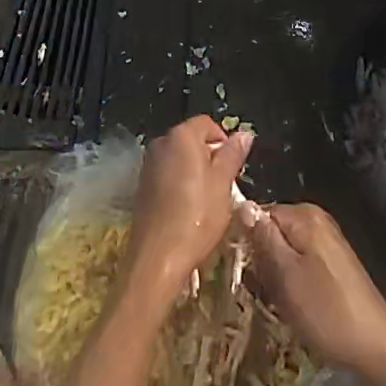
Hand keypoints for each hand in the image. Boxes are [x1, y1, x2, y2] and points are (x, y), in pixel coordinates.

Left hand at [127, 116, 252, 294]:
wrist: (157, 261)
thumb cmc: (196, 216)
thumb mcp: (224, 182)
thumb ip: (233, 153)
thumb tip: (244, 134)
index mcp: (181, 137)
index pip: (207, 124)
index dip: (224, 140)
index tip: (234, 165)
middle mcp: (160, 145)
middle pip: (192, 140)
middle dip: (210, 156)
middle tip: (224, 182)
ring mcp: (148, 167)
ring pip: (180, 159)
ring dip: (196, 171)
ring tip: (208, 199)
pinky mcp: (142, 189)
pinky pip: (167, 176)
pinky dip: (180, 185)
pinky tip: (189, 209)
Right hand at [250, 204, 385, 376]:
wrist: (371, 341)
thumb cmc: (325, 309)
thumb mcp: (286, 275)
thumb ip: (265, 238)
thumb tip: (243, 205)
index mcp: (305, 215)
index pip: (259, 214)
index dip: (247, 241)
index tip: (244, 269)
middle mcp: (317, 219)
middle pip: (272, 231)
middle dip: (262, 260)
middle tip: (265, 288)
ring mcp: (326, 240)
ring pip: (283, 250)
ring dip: (275, 275)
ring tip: (279, 299)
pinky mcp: (331, 261)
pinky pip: (298, 263)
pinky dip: (290, 281)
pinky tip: (294, 302)